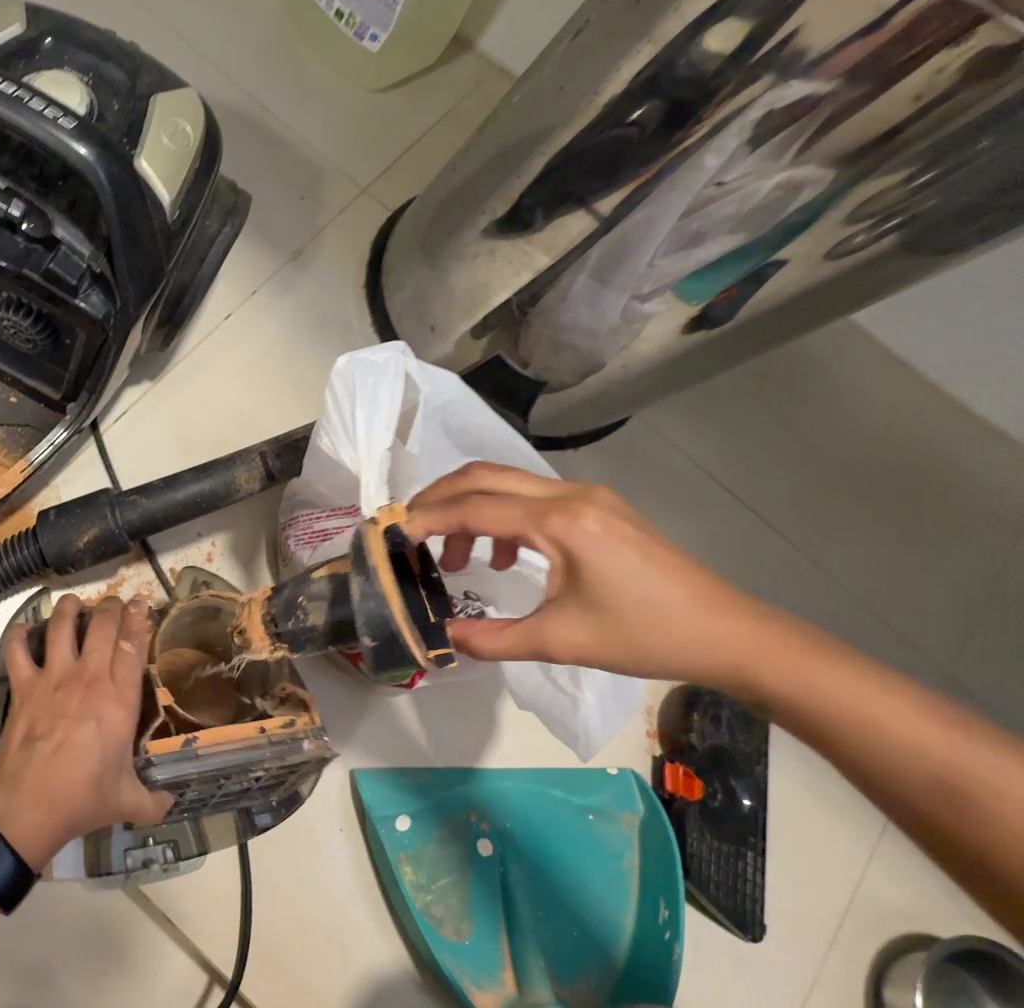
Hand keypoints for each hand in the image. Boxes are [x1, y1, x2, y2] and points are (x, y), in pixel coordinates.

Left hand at [0, 595, 173, 866]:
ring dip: (69, 608)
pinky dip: (20, 634)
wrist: (29, 806)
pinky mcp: (23, 686)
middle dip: (110, 606)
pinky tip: (25, 630)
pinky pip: (18, 649)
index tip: (141, 604)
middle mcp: (88, 679)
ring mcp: (53, 678)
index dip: (138, 618)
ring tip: (74, 603)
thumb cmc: (83, 800)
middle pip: (102, 624)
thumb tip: (170, 803)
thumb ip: (154, 800)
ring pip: (62, 625)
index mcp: (120, 700)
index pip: (133, 644)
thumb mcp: (128, 802)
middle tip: (113, 603)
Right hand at [404, 461, 784, 691]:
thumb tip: (440, 638)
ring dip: (468, 509)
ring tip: (451, 558)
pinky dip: (499, 518)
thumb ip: (491, 638)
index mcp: (561, 522)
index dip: (425, 519)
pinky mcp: (599, 509)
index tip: (390, 536)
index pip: (473, 507)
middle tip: (407, 531)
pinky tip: (501, 558)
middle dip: (437, 498)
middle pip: (484, 476)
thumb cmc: (646, 636)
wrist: (729, 635)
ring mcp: (588, 498)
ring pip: (507, 484)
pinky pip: (531, 498)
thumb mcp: (560, 642)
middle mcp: (571, 496)